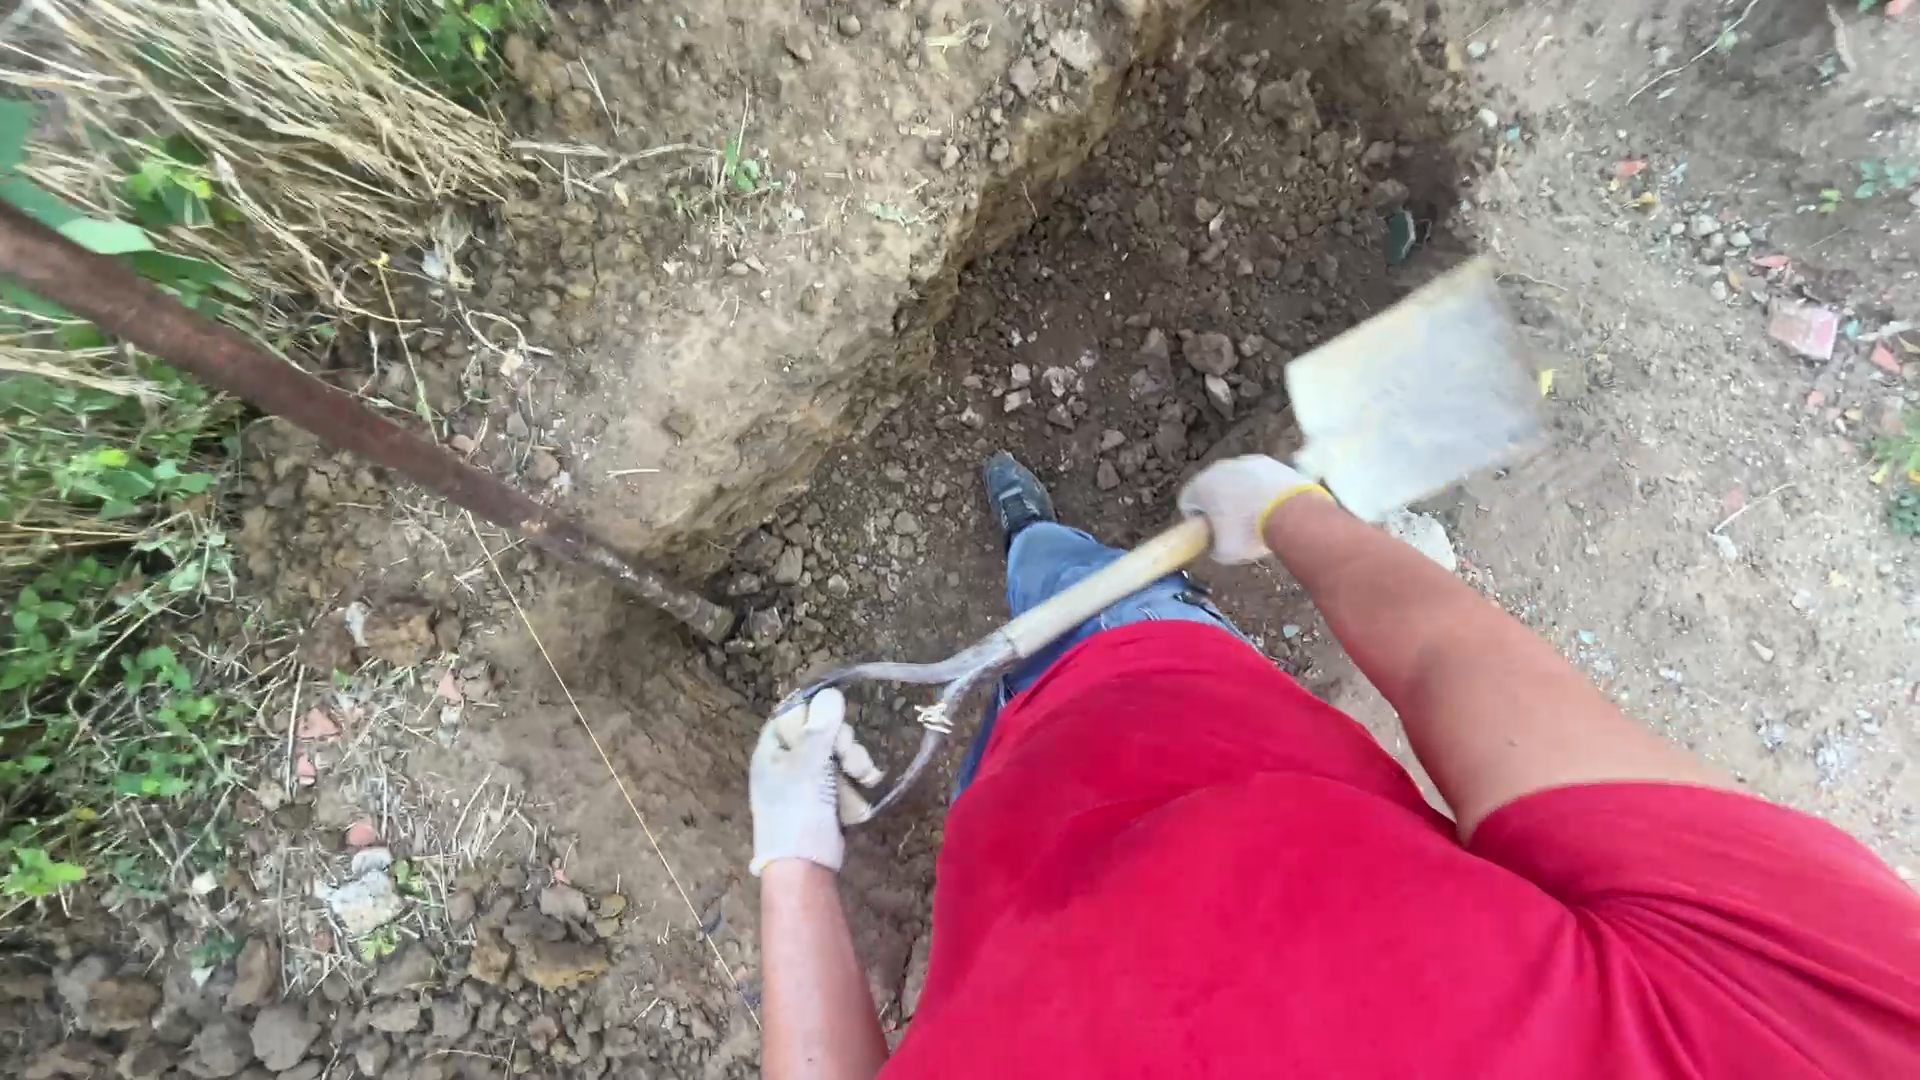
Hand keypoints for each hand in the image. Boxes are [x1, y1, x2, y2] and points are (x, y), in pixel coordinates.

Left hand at [749, 689, 883, 875]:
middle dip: (843, 742)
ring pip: (838, 748)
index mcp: (772, 748)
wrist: (804, 866)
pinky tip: (869, 781)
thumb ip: (820, 729)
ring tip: (864, 775)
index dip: (816, 714)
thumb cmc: (795, 813)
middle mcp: (788, 757)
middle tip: (849, 758)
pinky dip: (857, 774)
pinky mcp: (827, 791)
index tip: (835, 722)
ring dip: (854, 758)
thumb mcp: (806, 768)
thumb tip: (832, 692)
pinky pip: (845, 769)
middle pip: (822, 729)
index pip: (794, 712)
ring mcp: (808, 775)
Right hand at [1177, 455, 1328, 563]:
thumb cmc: (1249, 532)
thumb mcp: (1224, 552)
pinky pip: (1256, 477)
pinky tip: (1271, 505)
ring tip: (1256, 516)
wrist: (1291, 512)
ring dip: (1239, 495)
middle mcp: (1217, 469)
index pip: (1186, 502)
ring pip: (1234, 481)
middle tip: (1232, 526)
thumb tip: (1216, 543)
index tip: (1208, 532)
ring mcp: (1245, 462)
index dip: (1195, 519)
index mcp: (1200, 488)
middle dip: (1217, 505)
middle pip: (1210, 488)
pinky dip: (1260, 489)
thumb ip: (1212, 546)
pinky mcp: (1269, 462)